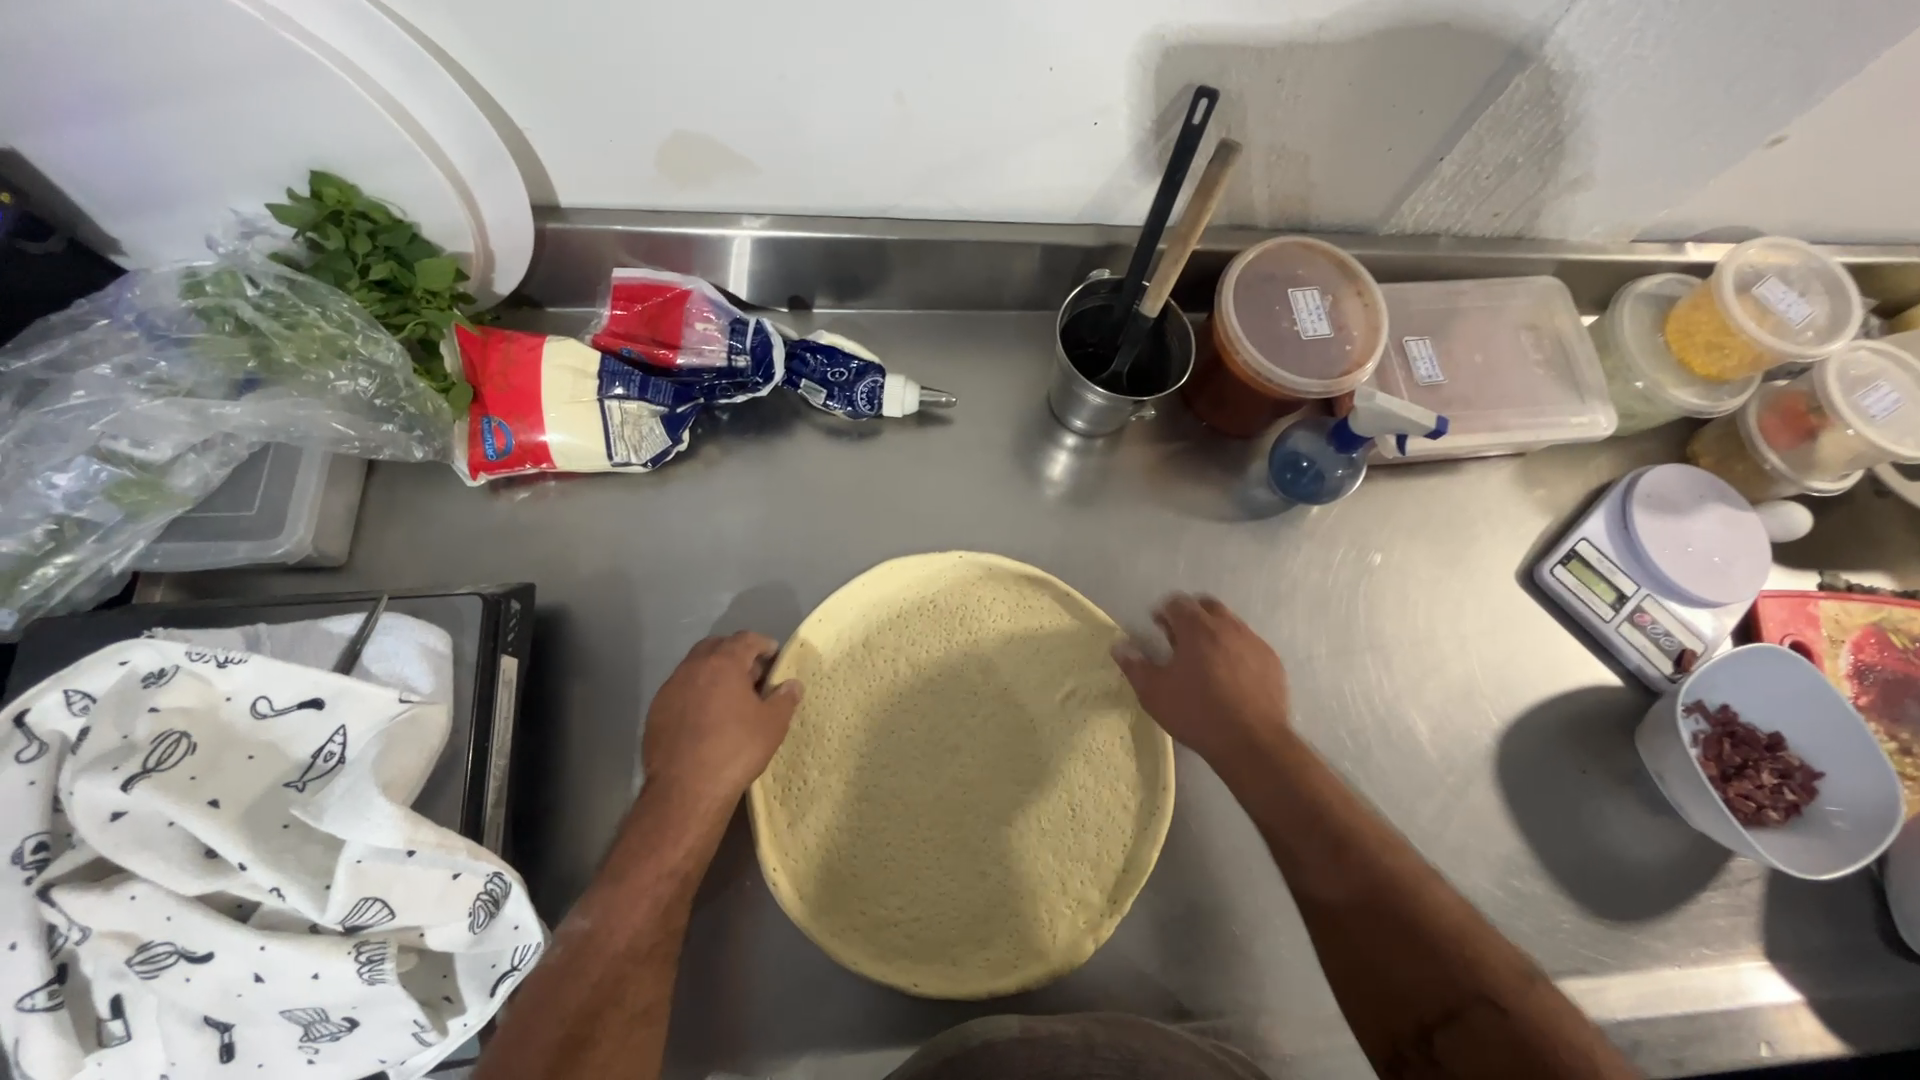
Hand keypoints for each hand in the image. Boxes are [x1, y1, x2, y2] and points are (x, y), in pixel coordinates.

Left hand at [641, 632, 801, 809]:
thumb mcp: (772, 725)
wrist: (685, 789)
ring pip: (694, 668)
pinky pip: (680, 691)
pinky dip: (696, 694)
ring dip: (713, 674)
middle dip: (735, 654)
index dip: (763, 644)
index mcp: (723, 664)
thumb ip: (784, 698)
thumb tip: (792, 684)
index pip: (745, 639)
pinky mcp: (655, 712)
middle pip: (716, 647)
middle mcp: (692, 668)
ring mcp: (670, 689)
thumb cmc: (736, 750)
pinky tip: (706, 718)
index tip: (774, 655)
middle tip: (752, 675)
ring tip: (730, 697)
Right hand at [1113, 594, 1291, 769]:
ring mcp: (1254, 642)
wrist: (1252, 742)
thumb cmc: (1196, 713)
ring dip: (1215, 632)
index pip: (1178, 602)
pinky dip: (1236, 651)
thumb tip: (1119, 645)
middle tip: (1180, 640)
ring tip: (1205, 660)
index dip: (1164, 612)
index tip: (1158, 629)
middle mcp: (1229, 627)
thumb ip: (1134, 665)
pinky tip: (1230, 677)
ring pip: (1231, 624)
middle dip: (1191, 616)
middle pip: (1207, 606)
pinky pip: (1249, 645)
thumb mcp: (1154, 693)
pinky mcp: (1272, 661)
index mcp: (1198, 628)